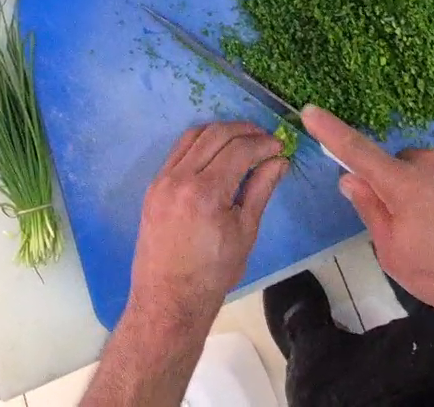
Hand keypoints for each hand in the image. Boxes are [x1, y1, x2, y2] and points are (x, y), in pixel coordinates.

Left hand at [126, 122, 288, 331]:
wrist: (168, 303)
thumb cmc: (213, 274)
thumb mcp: (245, 232)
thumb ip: (261, 189)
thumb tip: (279, 160)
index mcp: (206, 193)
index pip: (239, 149)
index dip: (263, 143)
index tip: (280, 146)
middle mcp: (180, 178)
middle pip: (216, 134)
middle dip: (245, 130)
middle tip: (265, 139)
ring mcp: (162, 180)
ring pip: (194, 135)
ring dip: (222, 131)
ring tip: (244, 140)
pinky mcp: (153, 187)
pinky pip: (179, 150)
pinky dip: (201, 143)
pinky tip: (217, 152)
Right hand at [302, 104, 433, 329]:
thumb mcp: (395, 254)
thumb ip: (371, 210)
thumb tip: (351, 179)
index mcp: (403, 184)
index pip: (358, 151)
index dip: (331, 131)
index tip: (311, 111)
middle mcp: (433, 163)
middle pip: (402, 163)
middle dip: (399, 184)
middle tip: (411, 224)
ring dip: (432, 189)